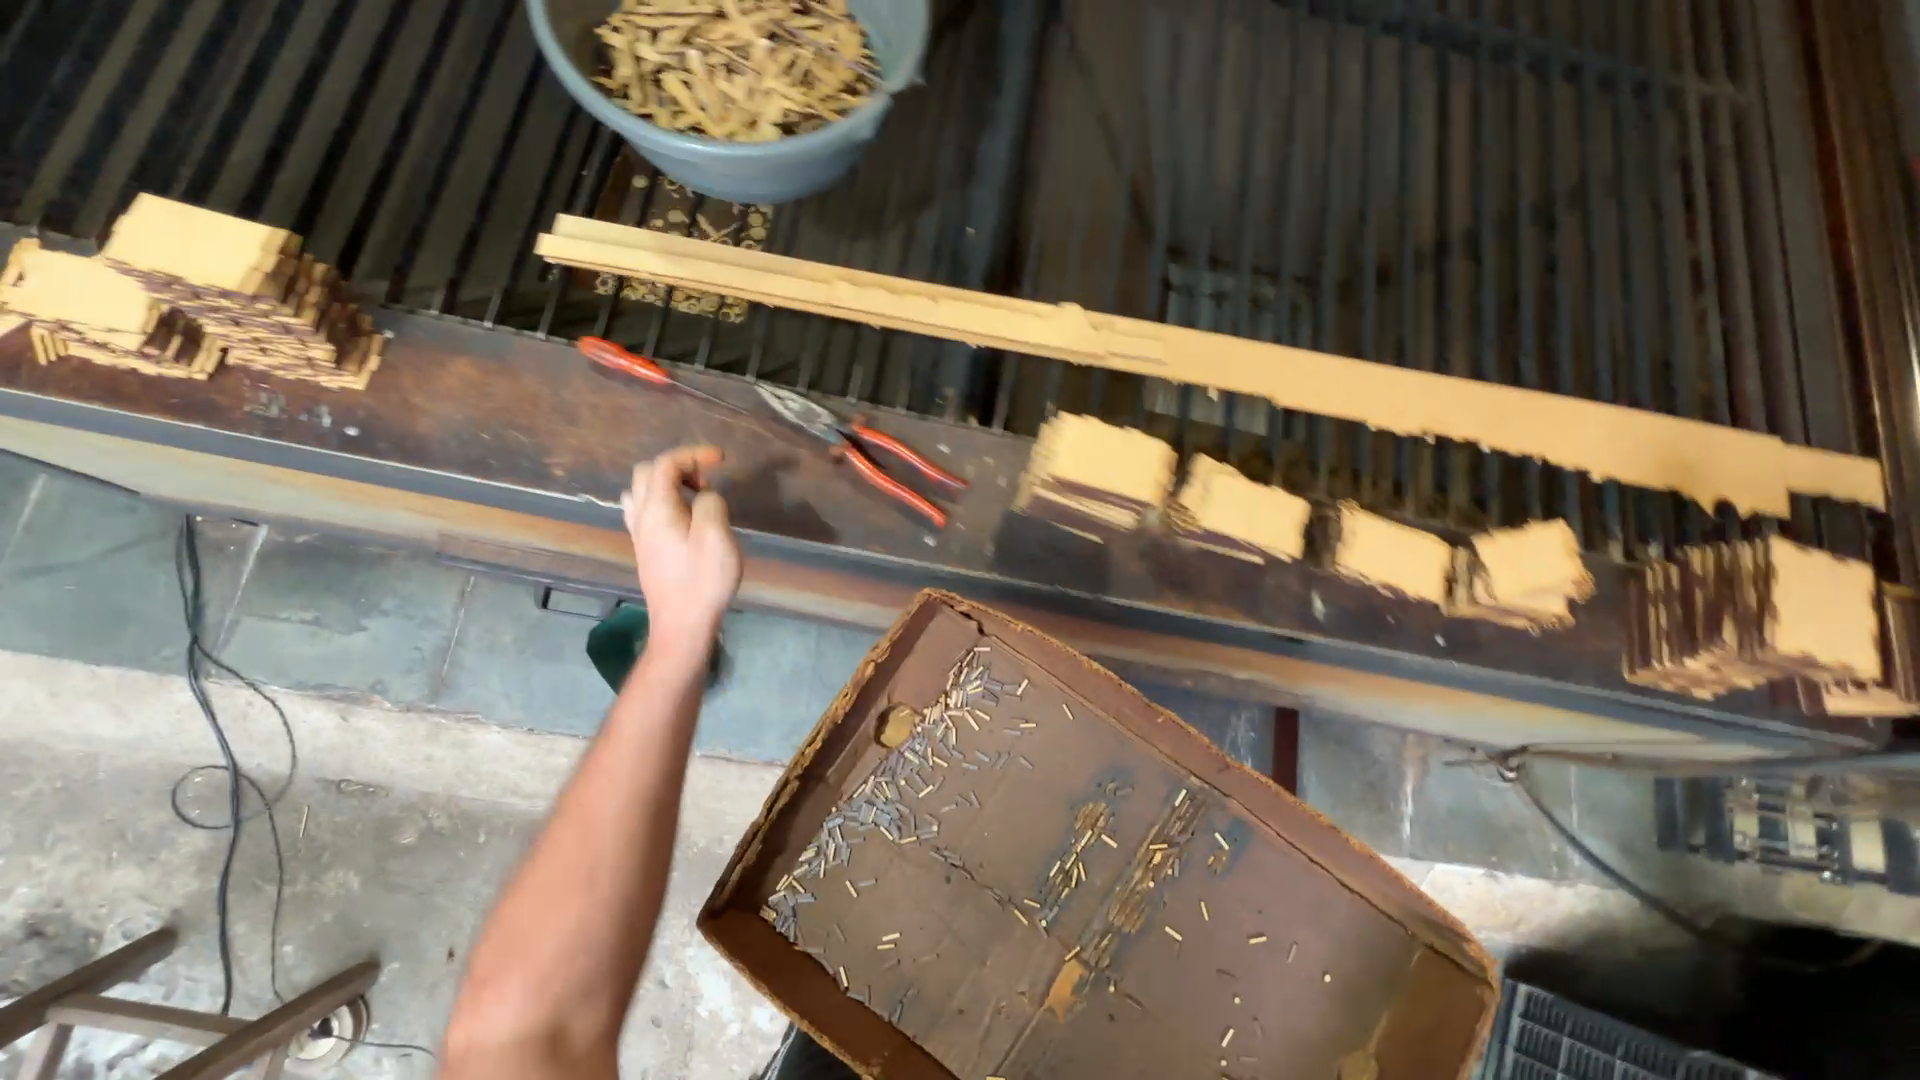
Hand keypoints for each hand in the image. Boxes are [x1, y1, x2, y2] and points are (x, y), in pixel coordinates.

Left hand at [622, 446, 741, 646]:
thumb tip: (704, 498)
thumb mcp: (716, 535)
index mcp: (657, 509)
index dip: (693, 454)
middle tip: (708, 482)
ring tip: (695, 499)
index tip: (722, 460)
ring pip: (642, 493)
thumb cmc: (702, 581)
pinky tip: (684, 520)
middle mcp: (641, 517)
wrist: (682, 624)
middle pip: (648, 473)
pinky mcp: (646, 551)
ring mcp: (640, 535)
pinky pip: (646, 512)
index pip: (666, 464)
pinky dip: (665, 504)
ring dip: (669, 486)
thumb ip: (710, 503)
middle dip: (680, 468)